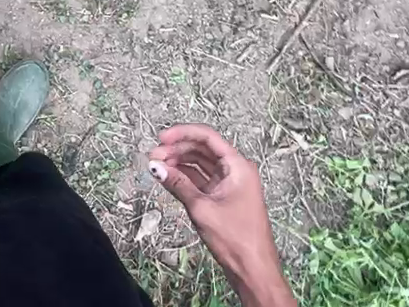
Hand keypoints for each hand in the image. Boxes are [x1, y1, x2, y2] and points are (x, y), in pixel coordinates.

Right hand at [148, 124, 295, 306]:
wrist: (254, 273)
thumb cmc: (236, 240)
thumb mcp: (202, 208)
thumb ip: (177, 183)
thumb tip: (156, 166)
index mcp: (238, 166)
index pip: (206, 137)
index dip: (182, 133)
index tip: (161, 138)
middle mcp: (235, 170)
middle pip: (201, 149)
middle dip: (176, 150)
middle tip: (154, 156)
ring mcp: (229, 184)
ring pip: (199, 164)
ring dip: (178, 163)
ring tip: (157, 167)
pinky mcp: (223, 197)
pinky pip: (201, 179)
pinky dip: (184, 177)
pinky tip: (168, 178)